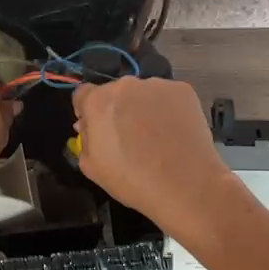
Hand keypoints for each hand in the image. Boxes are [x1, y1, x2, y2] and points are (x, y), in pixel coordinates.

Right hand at [71, 78, 236, 222]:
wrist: (185, 185)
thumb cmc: (132, 180)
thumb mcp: (92, 167)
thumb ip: (84, 140)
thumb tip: (87, 125)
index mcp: (97, 102)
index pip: (83, 95)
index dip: (88, 111)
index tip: (98, 129)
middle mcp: (125, 85)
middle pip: (115, 92)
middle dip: (117, 109)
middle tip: (129, 136)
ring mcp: (157, 85)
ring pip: (143, 93)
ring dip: (143, 107)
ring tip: (156, 136)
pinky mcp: (183, 90)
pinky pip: (168, 97)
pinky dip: (168, 109)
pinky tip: (174, 132)